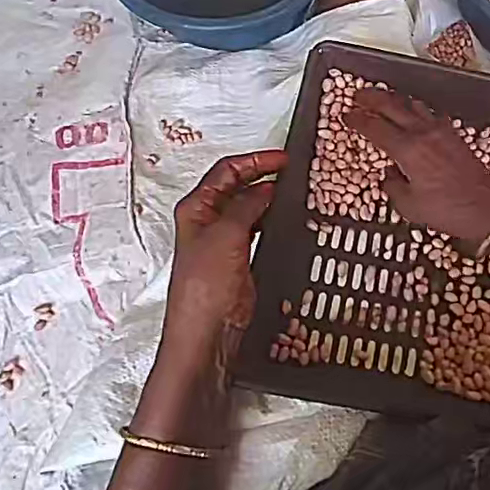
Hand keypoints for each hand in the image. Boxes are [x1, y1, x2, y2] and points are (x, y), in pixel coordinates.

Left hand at [162, 150, 287, 356]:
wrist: (208, 331)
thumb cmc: (206, 286)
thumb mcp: (227, 235)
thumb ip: (247, 206)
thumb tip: (266, 187)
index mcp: (196, 208)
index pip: (226, 171)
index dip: (255, 160)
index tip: (282, 159)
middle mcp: (208, 220)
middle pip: (237, 186)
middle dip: (262, 174)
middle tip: (291, 170)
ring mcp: (224, 240)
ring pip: (249, 206)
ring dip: (268, 196)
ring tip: (293, 190)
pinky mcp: (239, 257)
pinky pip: (257, 228)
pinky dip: (271, 218)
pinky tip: (285, 217)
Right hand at [344, 89, 489, 240]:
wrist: (488, 209)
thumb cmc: (449, 211)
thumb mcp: (410, 207)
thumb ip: (393, 187)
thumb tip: (388, 175)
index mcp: (408, 150)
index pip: (375, 127)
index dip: (357, 120)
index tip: (346, 115)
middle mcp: (423, 134)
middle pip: (392, 106)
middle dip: (372, 97)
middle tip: (358, 94)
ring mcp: (441, 132)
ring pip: (413, 105)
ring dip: (395, 99)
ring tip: (384, 98)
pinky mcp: (455, 135)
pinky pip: (430, 114)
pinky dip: (417, 109)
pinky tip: (416, 113)